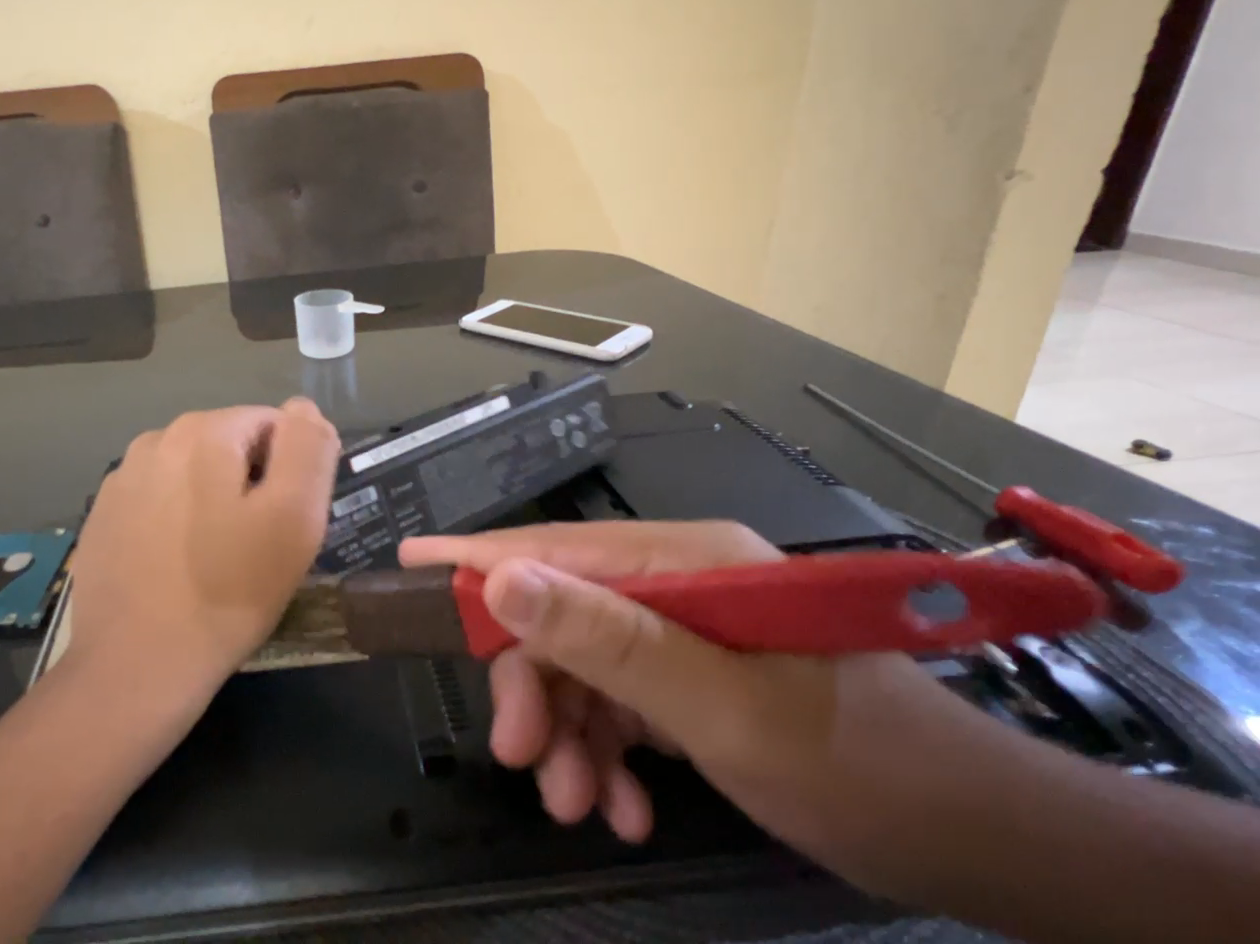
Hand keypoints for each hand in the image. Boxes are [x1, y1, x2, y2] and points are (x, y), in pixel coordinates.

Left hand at [64, 400, 340, 695]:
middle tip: (258, 547)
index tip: (286, 525)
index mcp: (201, 431)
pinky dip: (178, 525)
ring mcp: (120, 480)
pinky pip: (160, 504)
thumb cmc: (229, 591)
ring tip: (220, 562)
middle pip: (231, 447)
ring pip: (194, 476)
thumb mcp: (294, 518)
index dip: (292, 473)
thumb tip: (304, 407)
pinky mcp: (103, 518)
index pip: (274, 425)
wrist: (139, 665)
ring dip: (215, 504)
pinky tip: (180, 569)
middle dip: (253, 485)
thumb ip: (308, 449)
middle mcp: (154, 440)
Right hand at [397, 522, 942, 854]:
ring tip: (585, 808)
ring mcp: (693, 634)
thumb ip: (608, 639)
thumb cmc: (859, 765)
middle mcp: (683, 586)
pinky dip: (612, 757)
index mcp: (689, 564)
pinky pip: (625, 708)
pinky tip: (625, 807)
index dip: (477, 558)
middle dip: (536, 690)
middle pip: (564, 620)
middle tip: (522, 763)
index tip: (408, 565)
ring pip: (588, 673)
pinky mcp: (702, 681)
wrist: (980, 840)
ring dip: (574, 739)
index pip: (556, 549)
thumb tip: (501, 578)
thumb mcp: (722, 707)